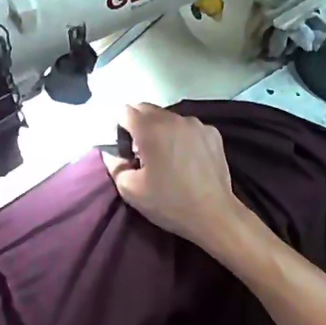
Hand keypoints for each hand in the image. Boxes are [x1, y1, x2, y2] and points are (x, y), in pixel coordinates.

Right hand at [105, 104, 255, 260]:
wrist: (214, 214)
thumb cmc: (169, 202)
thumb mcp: (131, 190)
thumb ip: (114, 165)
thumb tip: (111, 152)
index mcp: (151, 129)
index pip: (126, 111)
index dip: (120, 127)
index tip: (124, 148)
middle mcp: (174, 118)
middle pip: (148, 110)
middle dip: (139, 126)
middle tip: (142, 154)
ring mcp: (197, 124)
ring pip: (169, 118)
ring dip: (162, 131)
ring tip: (166, 157)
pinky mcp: (212, 133)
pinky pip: (189, 127)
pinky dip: (182, 137)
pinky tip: (187, 159)